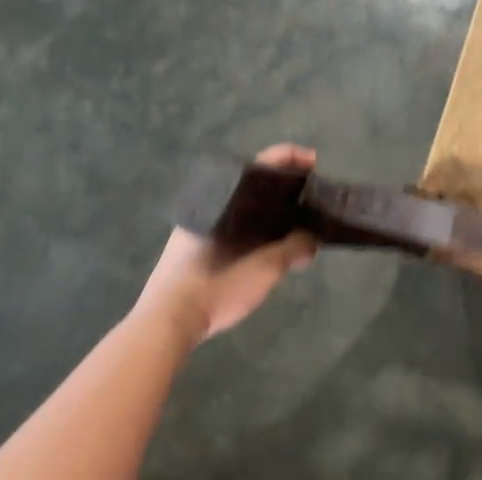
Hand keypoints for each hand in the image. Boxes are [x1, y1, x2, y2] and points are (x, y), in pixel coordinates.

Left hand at [132, 144, 319, 344]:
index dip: (292, 158)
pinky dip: (255, 230)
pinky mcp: (195, 248)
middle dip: (284, 188)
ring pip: (244, 207)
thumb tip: (313, 239)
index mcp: (226, 198)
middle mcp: (212, 204)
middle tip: (309, 198)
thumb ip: (295, 247)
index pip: (263, 163)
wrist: (166, 322)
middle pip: (255, 184)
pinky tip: (269, 248)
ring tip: (295, 228)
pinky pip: (233, 226)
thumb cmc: (218, 285)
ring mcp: (200, 226)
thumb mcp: (267, 268)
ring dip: (270, 213)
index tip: (315, 163)